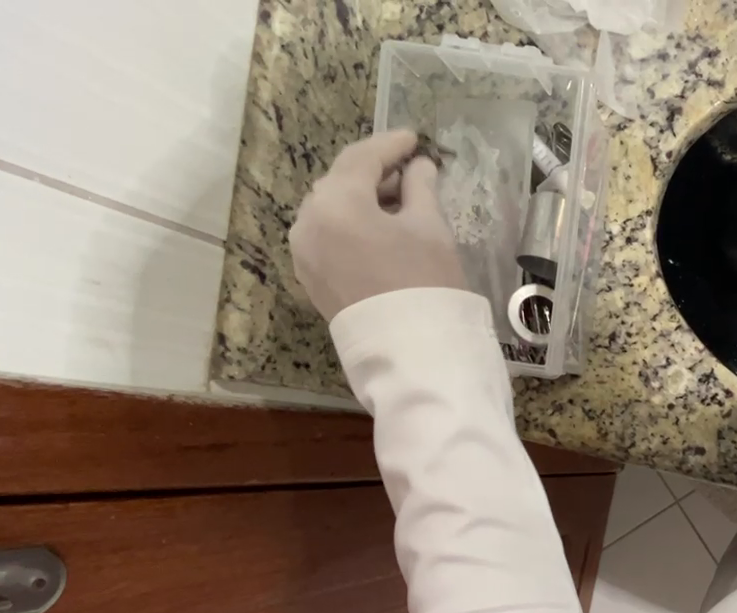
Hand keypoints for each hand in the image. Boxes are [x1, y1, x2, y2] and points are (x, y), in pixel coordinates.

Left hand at [289, 130, 466, 320]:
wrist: (413, 350)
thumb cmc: (426, 283)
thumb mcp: (431, 230)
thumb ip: (421, 190)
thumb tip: (418, 168)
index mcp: (336, 201)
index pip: (362, 158)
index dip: (391, 145)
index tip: (414, 139)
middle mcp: (308, 220)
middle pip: (341, 184)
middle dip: (374, 176)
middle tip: (409, 175)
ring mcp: (304, 252)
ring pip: (332, 213)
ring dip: (362, 205)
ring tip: (397, 209)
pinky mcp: (311, 279)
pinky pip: (329, 240)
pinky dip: (351, 230)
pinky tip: (378, 238)